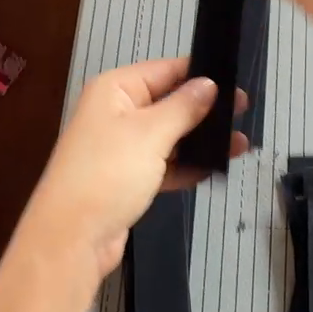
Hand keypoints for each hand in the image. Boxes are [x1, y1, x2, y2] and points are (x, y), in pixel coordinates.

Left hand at [13, 57, 248, 284]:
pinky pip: (162, 163)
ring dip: (199, 140)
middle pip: (168, 102)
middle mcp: (116, 112)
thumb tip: (209, 83)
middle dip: (204, 109)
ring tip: (239, 145)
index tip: (235, 82)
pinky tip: (214, 168)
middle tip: (242, 113)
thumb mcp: (150, 134)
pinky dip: (185, 165)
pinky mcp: (126, 179)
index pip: (165, 70)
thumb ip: (184, 107)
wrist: (70, 241)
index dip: (200, 75)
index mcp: (115, 89)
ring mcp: (120, 147)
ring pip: (168, 135)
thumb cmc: (108, 173)